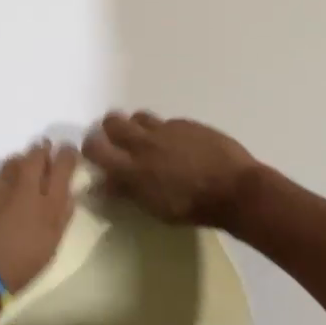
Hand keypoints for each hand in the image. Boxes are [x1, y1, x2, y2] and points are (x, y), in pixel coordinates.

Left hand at [0, 140, 80, 290]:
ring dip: (22, 161)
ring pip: (14, 161)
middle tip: (45, 149)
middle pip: (36, 155)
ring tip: (24, 167)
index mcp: (49, 203)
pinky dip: (3, 178)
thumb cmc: (20, 266)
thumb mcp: (51, 245)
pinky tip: (3, 188)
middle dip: (42, 150)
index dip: (67, 154)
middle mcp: (25, 188)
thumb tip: (67, 197)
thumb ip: (61, 217)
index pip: (63, 165)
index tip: (67, 151)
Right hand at [83, 111, 259, 227]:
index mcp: (131, 168)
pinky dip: (165, 131)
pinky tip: (178, 145)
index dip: (90, 147)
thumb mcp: (153, 207)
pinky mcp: (186, 123)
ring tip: (148, 141)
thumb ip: (126, 191)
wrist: (235, 190)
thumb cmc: (192, 208)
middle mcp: (143, 143)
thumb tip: (103, 184)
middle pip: (112, 122)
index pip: (94, 146)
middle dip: (110, 129)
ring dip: (137, 126)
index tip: (94, 153)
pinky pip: (167, 122)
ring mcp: (166, 129)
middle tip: (118, 142)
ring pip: (139, 116)